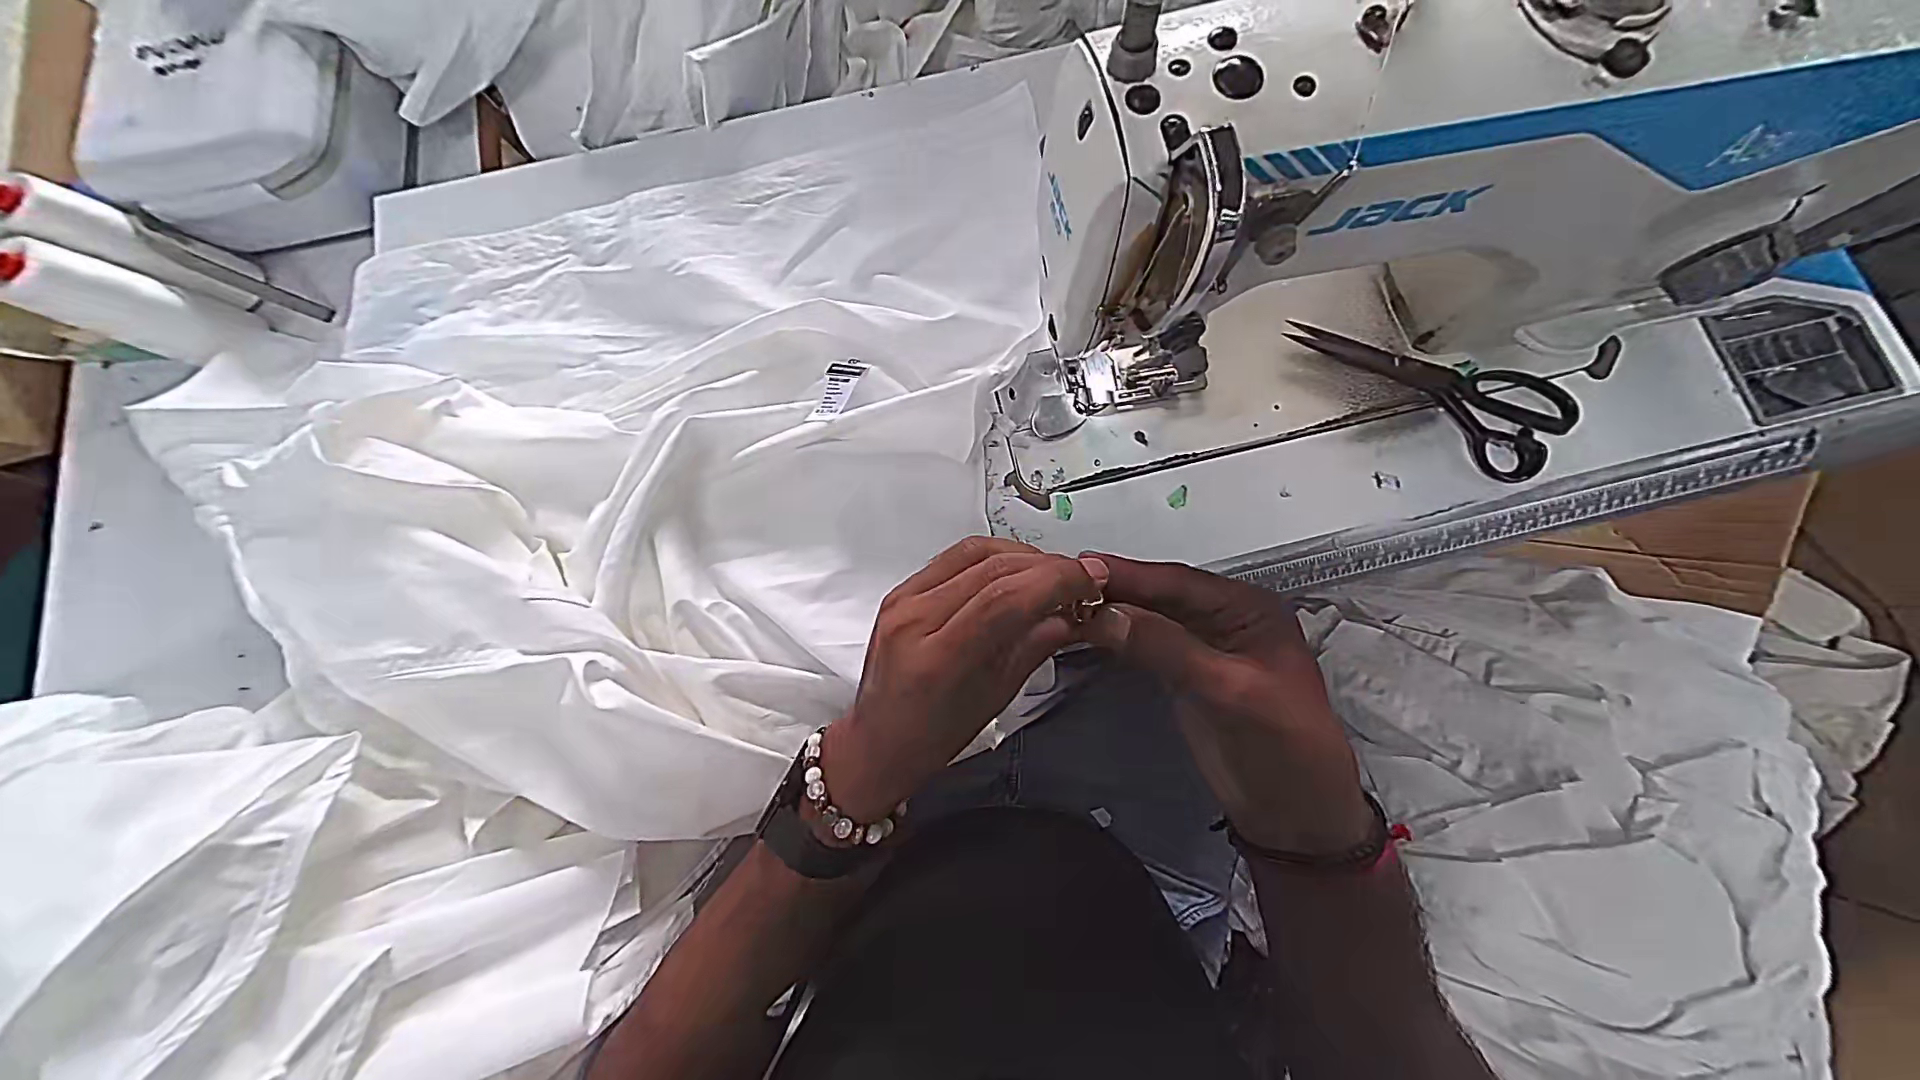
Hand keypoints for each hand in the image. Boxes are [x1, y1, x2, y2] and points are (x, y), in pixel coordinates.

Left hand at [823, 537, 1104, 822]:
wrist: (878, 740)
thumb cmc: (929, 737)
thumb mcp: (994, 698)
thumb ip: (1034, 647)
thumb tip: (1070, 614)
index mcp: (937, 659)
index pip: (1006, 597)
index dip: (1057, 581)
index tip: (1088, 581)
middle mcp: (914, 620)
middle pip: (994, 569)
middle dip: (1048, 566)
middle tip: (1080, 579)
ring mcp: (903, 600)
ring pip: (975, 552)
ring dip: (1024, 555)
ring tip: (1052, 574)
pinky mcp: (901, 590)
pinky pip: (954, 556)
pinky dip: (994, 555)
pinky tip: (1016, 569)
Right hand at [1078, 554, 1373, 854]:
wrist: (1293, 814)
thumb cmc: (1286, 749)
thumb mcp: (1229, 691)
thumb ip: (1168, 648)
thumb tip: (1108, 616)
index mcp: (1248, 609)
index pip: (1179, 582)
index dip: (1130, 575)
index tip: (1084, 569)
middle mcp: (1222, 620)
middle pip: (1159, 595)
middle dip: (1114, 590)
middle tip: (1063, 585)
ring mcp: (1200, 646)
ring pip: (1147, 618)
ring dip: (1109, 612)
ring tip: (1066, 605)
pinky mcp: (1181, 673)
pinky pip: (1142, 644)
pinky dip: (1114, 637)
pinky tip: (1088, 632)